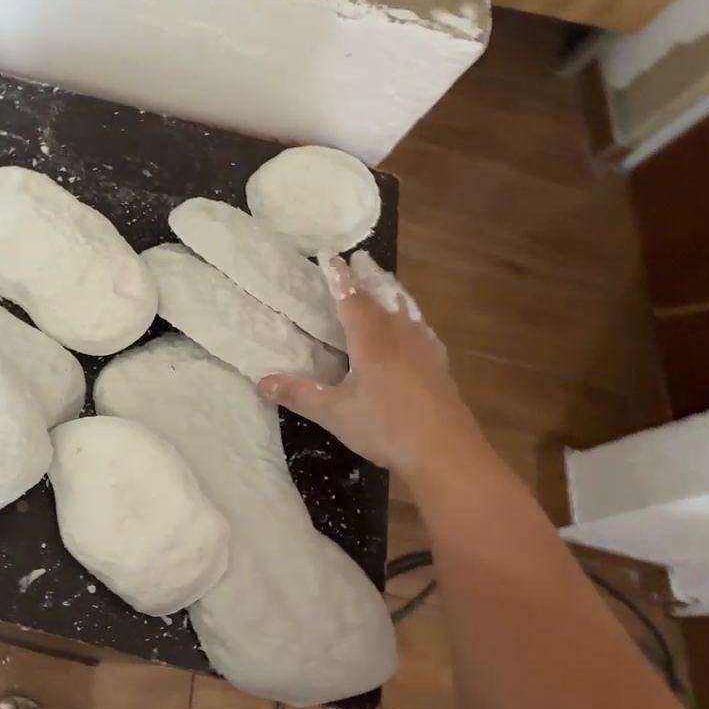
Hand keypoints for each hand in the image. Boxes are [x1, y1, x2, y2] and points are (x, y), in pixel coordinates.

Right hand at [259, 251, 485, 486]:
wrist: (446, 453)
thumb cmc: (385, 427)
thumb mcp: (334, 413)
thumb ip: (299, 394)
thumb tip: (262, 381)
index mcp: (372, 339)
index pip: (352, 298)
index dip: (338, 276)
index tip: (328, 254)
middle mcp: (400, 335)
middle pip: (384, 295)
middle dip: (369, 276)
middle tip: (361, 257)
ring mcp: (424, 349)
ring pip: (407, 309)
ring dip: (393, 291)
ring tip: (386, 281)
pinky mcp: (439, 366)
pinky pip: (422, 328)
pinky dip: (412, 316)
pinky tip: (415, 326)